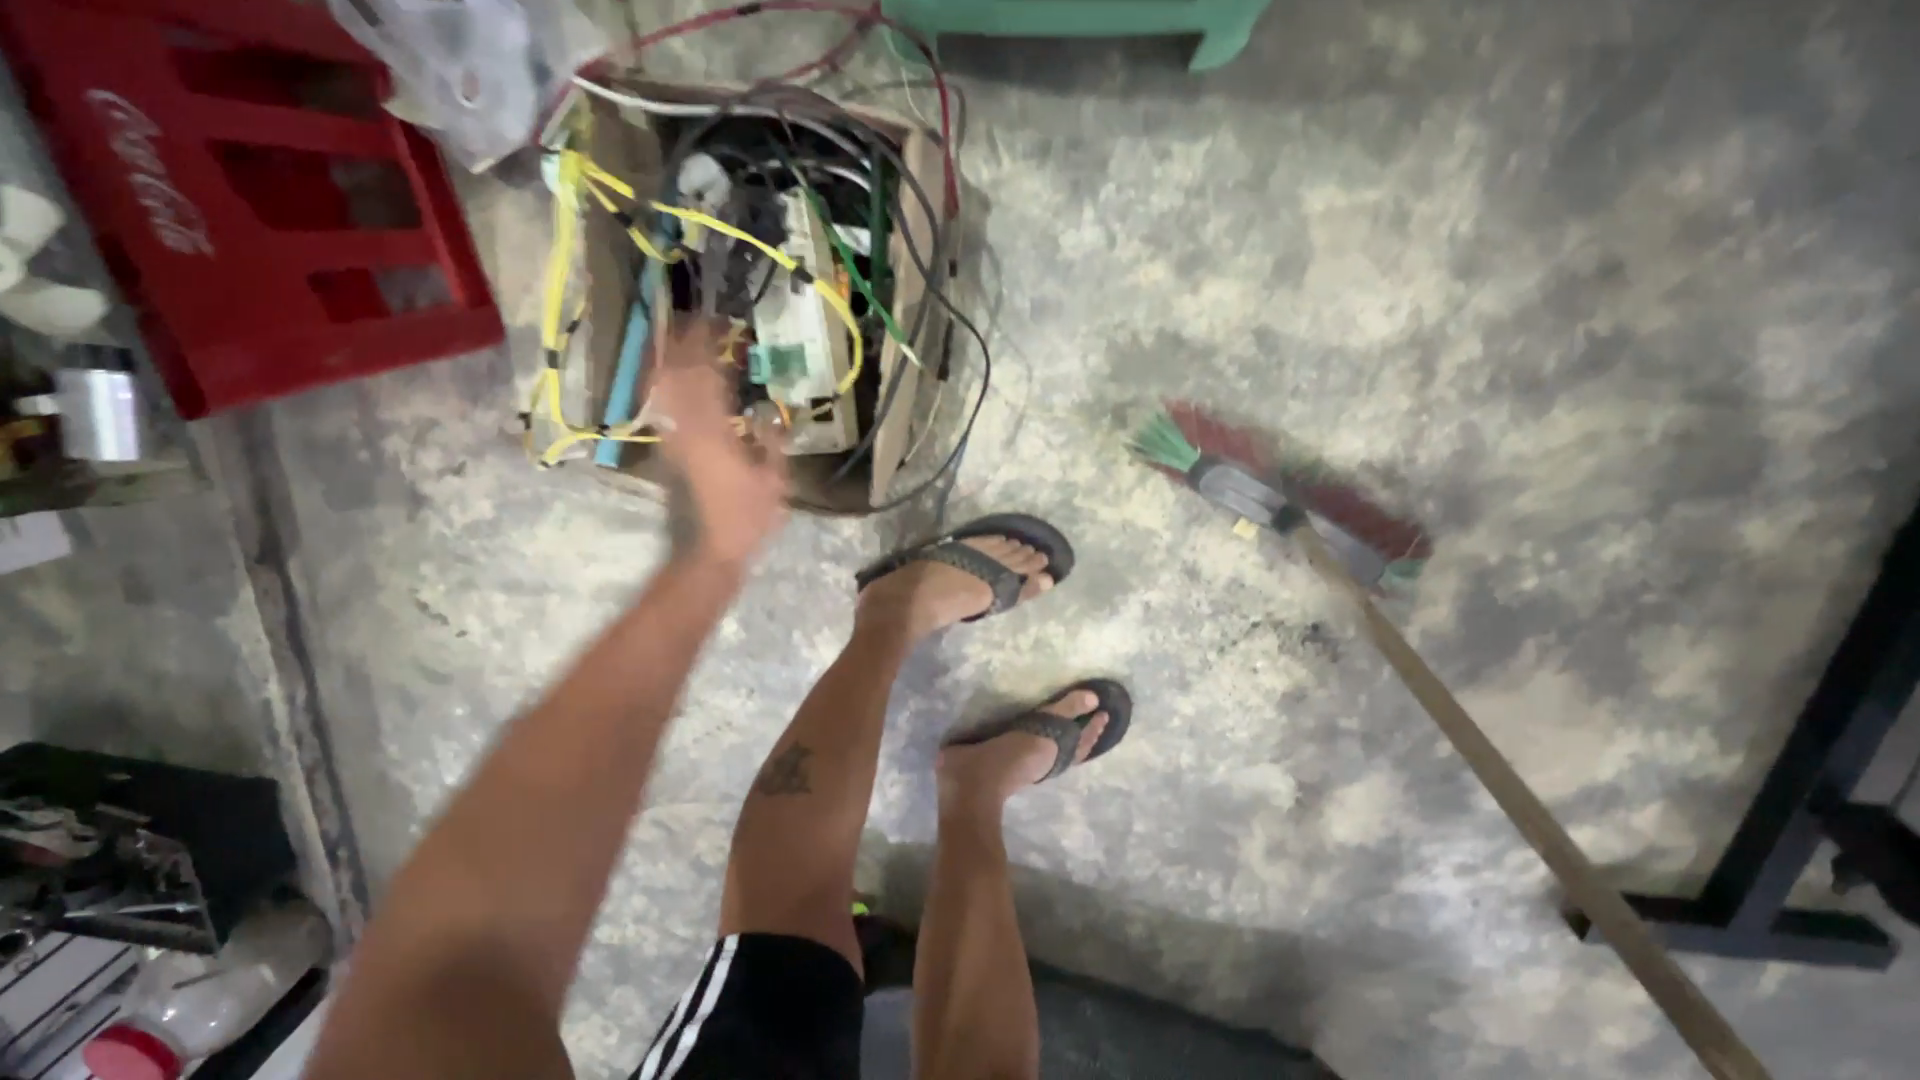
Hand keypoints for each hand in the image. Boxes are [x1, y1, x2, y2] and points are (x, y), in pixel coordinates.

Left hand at [652, 317, 787, 565]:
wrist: (713, 547)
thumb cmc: (749, 516)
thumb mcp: (774, 478)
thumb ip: (771, 440)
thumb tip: (771, 413)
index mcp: (716, 431)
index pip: (708, 376)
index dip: (708, 346)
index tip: (715, 321)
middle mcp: (689, 429)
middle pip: (679, 376)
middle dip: (684, 344)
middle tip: (694, 318)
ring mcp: (676, 440)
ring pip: (666, 389)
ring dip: (671, 360)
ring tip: (679, 336)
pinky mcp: (672, 450)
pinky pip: (666, 408)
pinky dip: (667, 385)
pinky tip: (672, 374)